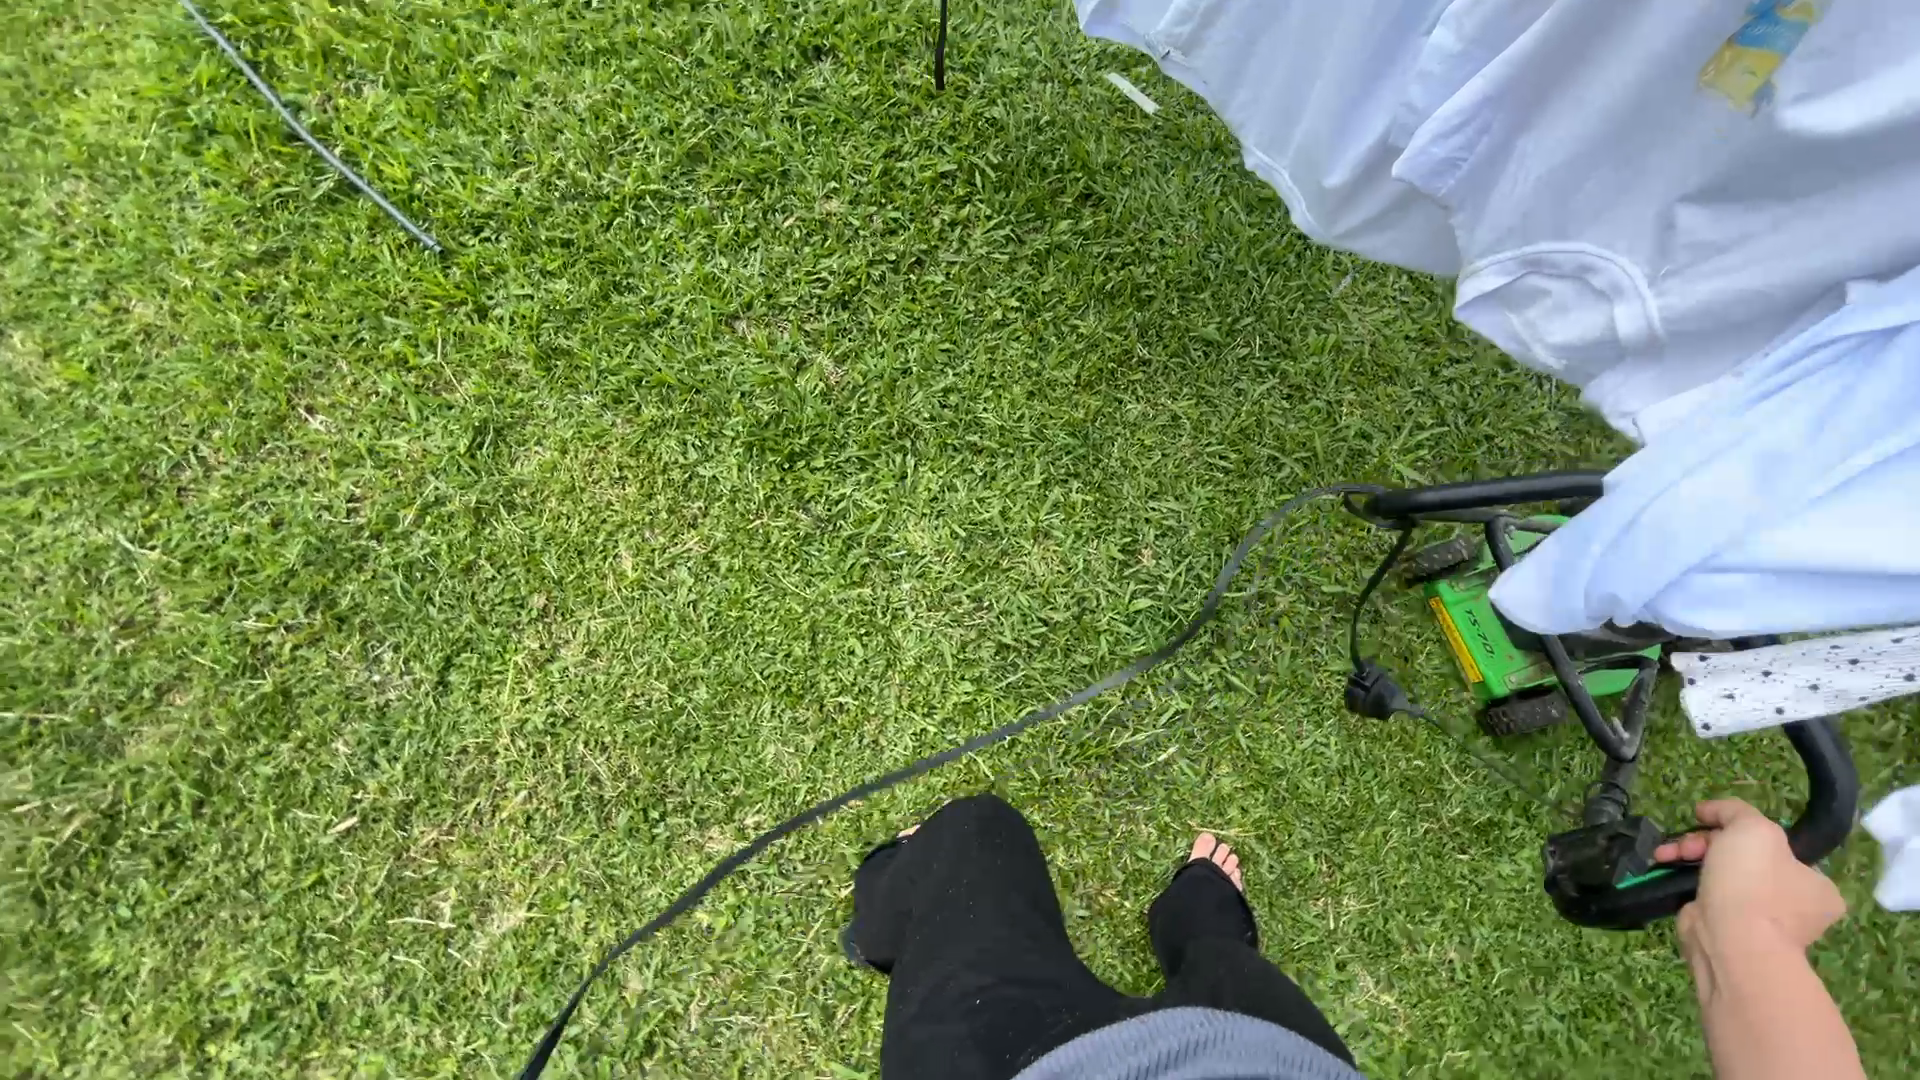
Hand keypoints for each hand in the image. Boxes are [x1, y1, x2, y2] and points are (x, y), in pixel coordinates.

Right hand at [1655, 798, 1845, 950]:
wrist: (1731, 937)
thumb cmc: (1752, 882)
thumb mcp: (1753, 829)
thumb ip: (1736, 811)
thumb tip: (1709, 811)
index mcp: (1816, 885)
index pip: (1772, 847)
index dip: (1733, 831)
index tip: (1706, 826)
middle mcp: (1795, 903)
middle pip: (1740, 856)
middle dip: (1702, 843)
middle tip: (1683, 846)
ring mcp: (1762, 918)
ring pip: (1718, 872)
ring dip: (1686, 856)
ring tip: (1664, 856)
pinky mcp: (1728, 925)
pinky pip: (1704, 891)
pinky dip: (1682, 877)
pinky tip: (1666, 870)